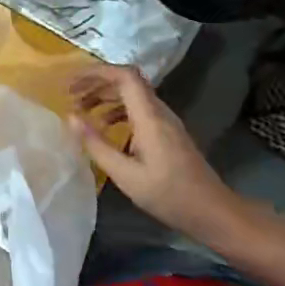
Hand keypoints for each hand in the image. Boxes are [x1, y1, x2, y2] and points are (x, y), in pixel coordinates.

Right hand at [68, 64, 238, 236]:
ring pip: (132, 95)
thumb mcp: (125, 174)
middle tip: (70, 96)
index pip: (125, 77)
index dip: (96, 72)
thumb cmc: (169, 195)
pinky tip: (105, 127)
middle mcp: (159, 113)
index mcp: (150, 118)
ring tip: (81, 110)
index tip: (71, 83)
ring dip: (105, 96)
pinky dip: (116, 110)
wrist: (214, 213)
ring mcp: (166, 122)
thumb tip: (70, 116)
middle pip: (127, 82)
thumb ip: (96, 143)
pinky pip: (138, 109)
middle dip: (96, 83)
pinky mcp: (167, 133)